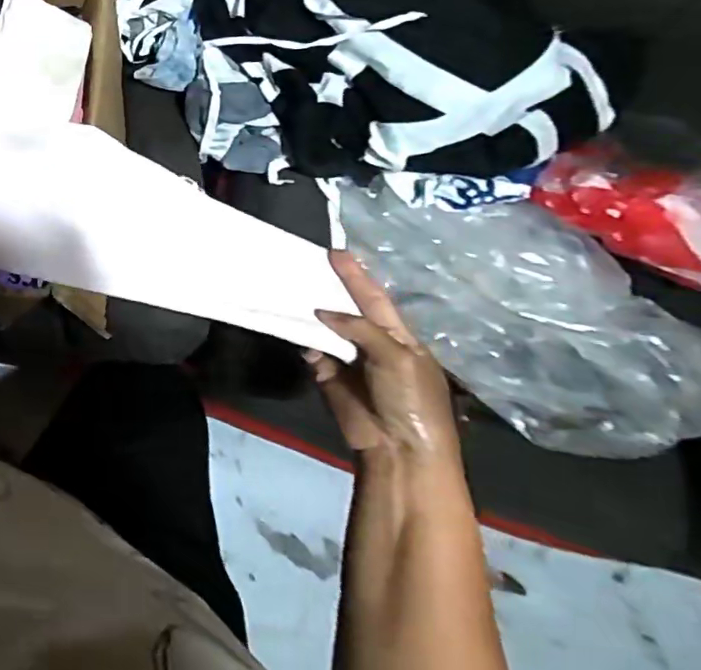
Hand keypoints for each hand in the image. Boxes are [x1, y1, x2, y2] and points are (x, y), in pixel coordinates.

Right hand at [308, 250, 460, 469]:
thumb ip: (360, 329)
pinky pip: (309, 349)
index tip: (336, 251)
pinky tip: (291, 326)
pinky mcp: (326, 375)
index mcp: (399, 337)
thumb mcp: (397, 358)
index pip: (374, 298)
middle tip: (304, 263)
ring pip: (323, 328)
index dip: (356, 276)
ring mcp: (347, 359)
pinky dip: (301, 340)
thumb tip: (320, 312)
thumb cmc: (412, 401)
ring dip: (309, 312)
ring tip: (288, 287)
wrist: (399, 450)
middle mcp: (371, 343)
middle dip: (327, 288)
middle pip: (345, 309)